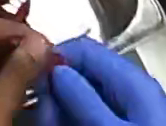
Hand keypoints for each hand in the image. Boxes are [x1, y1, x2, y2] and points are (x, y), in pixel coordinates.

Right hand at [30, 37, 165, 125]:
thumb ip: (82, 97)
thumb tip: (56, 68)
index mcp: (132, 81)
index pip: (83, 47)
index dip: (54, 57)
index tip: (32, 76)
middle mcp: (132, 93)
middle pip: (81, 75)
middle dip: (56, 92)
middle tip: (42, 115)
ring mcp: (132, 117)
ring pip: (85, 100)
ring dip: (63, 111)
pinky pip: (96, 119)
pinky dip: (77, 123)